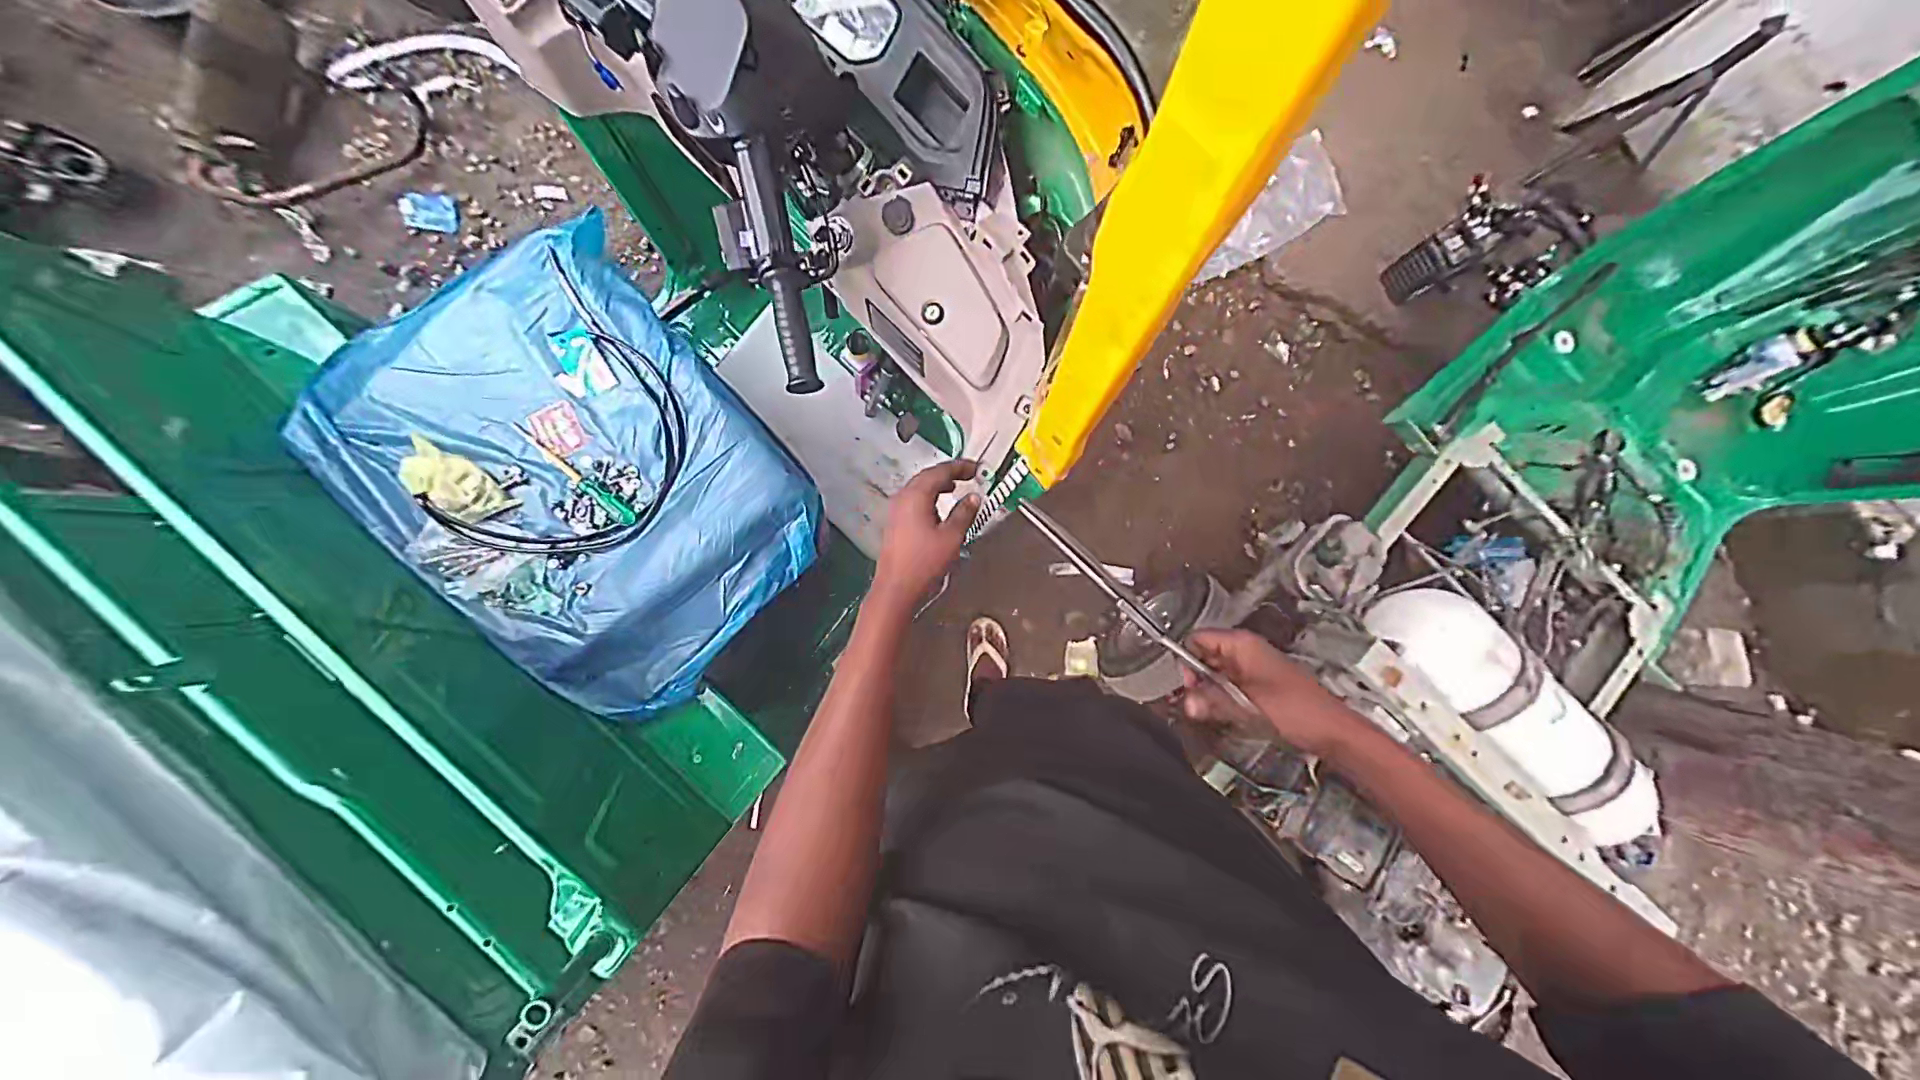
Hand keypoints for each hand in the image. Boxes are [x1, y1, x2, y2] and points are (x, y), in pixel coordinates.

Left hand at [871, 460, 980, 609]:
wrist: (897, 588)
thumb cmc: (922, 564)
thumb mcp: (952, 536)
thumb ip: (965, 513)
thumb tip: (973, 499)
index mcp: (916, 496)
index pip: (940, 471)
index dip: (960, 467)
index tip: (974, 467)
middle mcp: (902, 499)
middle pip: (927, 476)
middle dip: (949, 472)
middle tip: (967, 474)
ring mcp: (896, 510)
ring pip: (919, 487)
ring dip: (938, 484)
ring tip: (956, 486)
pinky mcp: (895, 523)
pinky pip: (914, 500)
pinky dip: (929, 496)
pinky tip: (939, 506)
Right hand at [1180, 629, 1364, 756]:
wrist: (1333, 732)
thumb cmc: (1295, 712)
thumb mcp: (1247, 707)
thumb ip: (1212, 701)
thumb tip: (1184, 702)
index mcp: (1241, 643)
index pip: (1196, 639)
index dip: (1186, 661)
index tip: (1188, 686)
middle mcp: (1244, 649)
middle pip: (1202, 656)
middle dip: (1196, 680)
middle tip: (1196, 704)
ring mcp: (1251, 666)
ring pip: (1214, 672)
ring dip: (1209, 692)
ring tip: (1212, 712)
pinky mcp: (1257, 683)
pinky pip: (1228, 684)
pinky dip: (1222, 698)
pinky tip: (1227, 714)